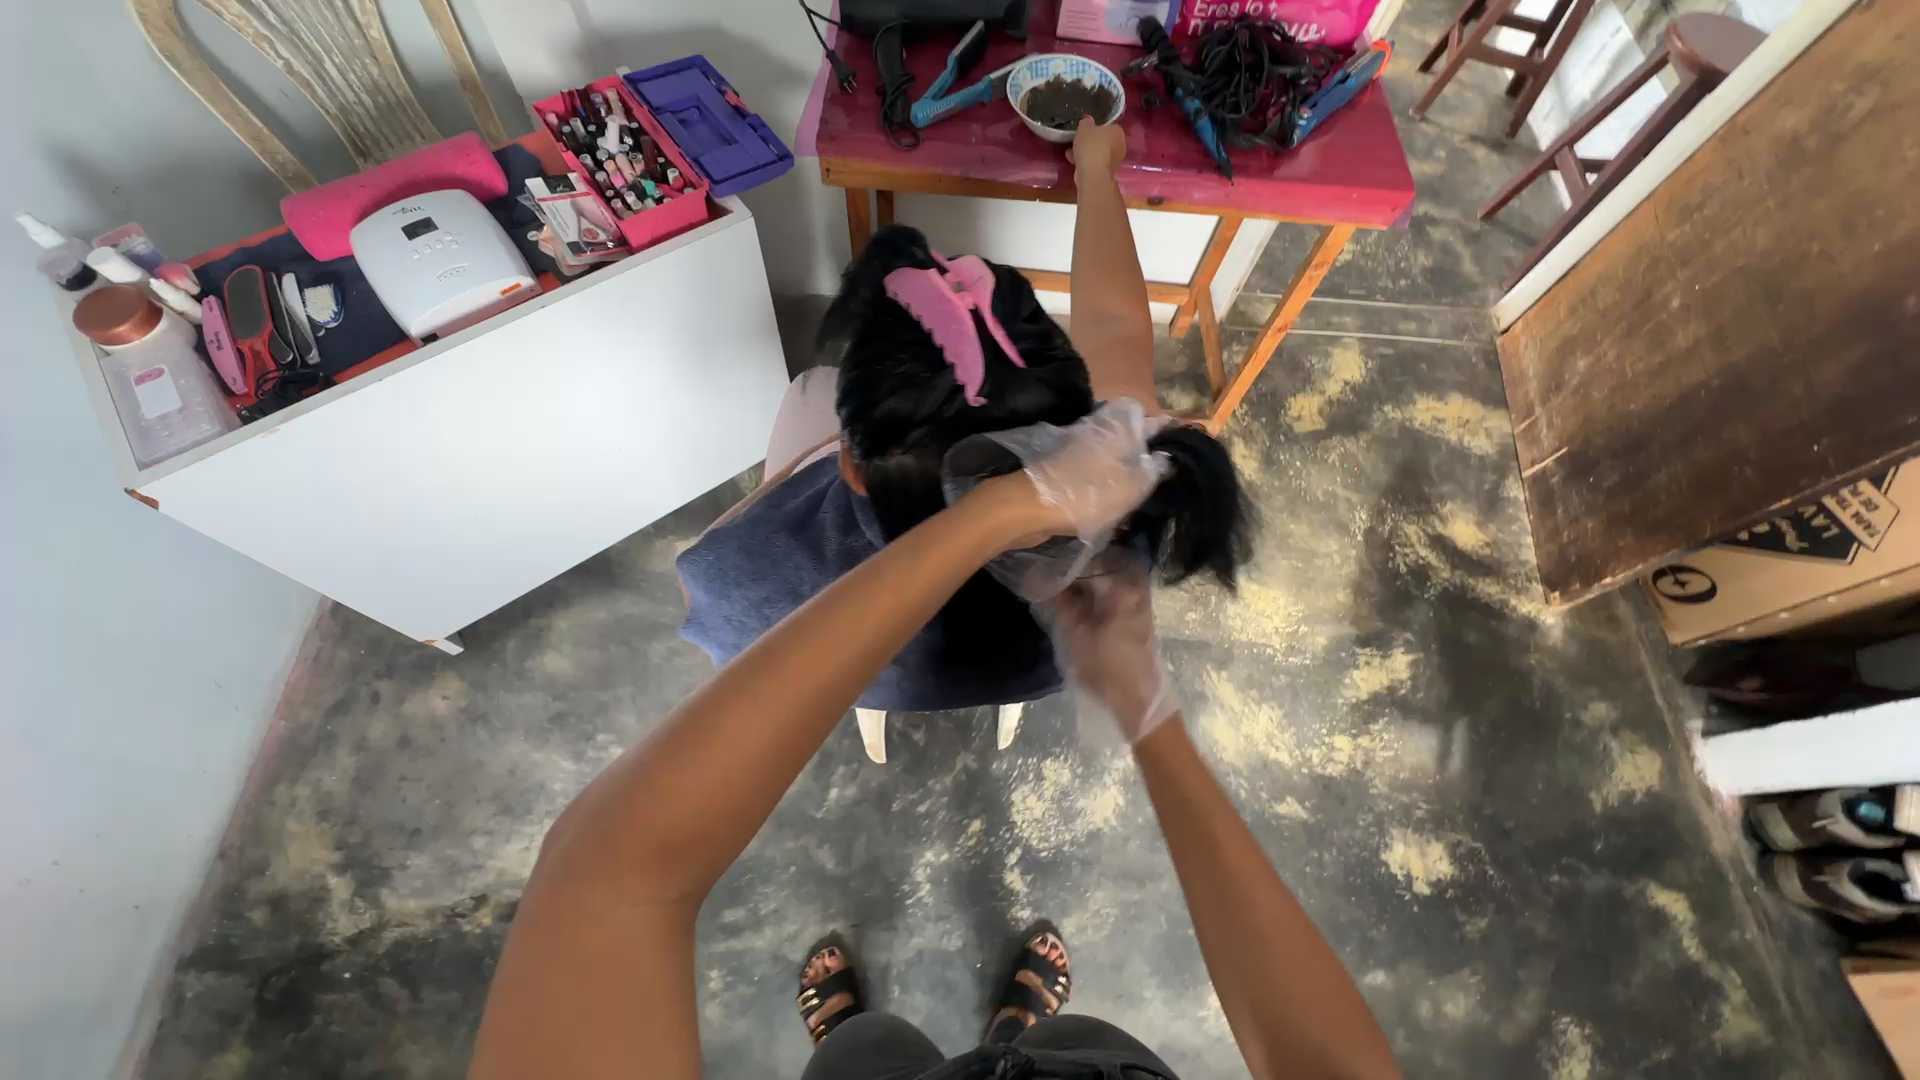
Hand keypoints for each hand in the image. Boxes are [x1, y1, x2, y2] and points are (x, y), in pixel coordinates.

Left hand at [1019, 398, 1170, 540]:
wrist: (1030, 506)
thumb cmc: (1090, 493)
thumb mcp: (1135, 484)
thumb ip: (1156, 467)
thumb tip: (1166, 456)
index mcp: (1120, 423)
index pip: (1153, 418)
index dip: (1169, 432)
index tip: (1181, 450)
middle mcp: (1098, 427)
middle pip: (1131, 435)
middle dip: (1146, 454)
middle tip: (1162, 478)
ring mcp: (1077, 445)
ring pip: (1112, 454)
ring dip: (1125, 470)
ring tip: (1140, 494)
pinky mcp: (1062, 465)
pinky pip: (1093, 470)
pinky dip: (1104, 482)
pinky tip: (1112, 502)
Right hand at [1046, 551, 1176, 741]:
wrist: (1138, 698)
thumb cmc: (1105, 666)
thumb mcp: (1075, 633)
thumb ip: (1058, 600)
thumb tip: (1037, 574)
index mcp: (1120, 585)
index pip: (1086, 558)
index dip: (1062, 561)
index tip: (1041, 565)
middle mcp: (1134, 583)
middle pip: (1098, 563)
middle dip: (1073, 568)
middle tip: (1048, 574)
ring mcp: (1140, 595)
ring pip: (1106, 575)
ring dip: (1084, 579)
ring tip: (1060, 587)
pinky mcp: (1139, 609)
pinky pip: (1114, 587)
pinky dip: (1096, 589)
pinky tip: (1078, 599)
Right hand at [1068, 114, 1126, 176]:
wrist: (1092, 172)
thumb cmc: (1091, 144)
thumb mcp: (1084, 127)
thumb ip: (1086, 122)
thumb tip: (1088, 121)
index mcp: (1118, 131)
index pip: (1108, 127)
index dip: (1096, 129)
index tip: (1085, 132)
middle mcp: (1121, 146)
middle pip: (1103, 142)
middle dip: (1091, 143)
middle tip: (1078, 143)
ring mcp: (1115, 161)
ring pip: (1098, 154)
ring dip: (1086, 153)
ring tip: (1071, 153)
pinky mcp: (1107, 173)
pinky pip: (1095, 164)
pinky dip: (1086, 163)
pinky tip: (1073, 162)